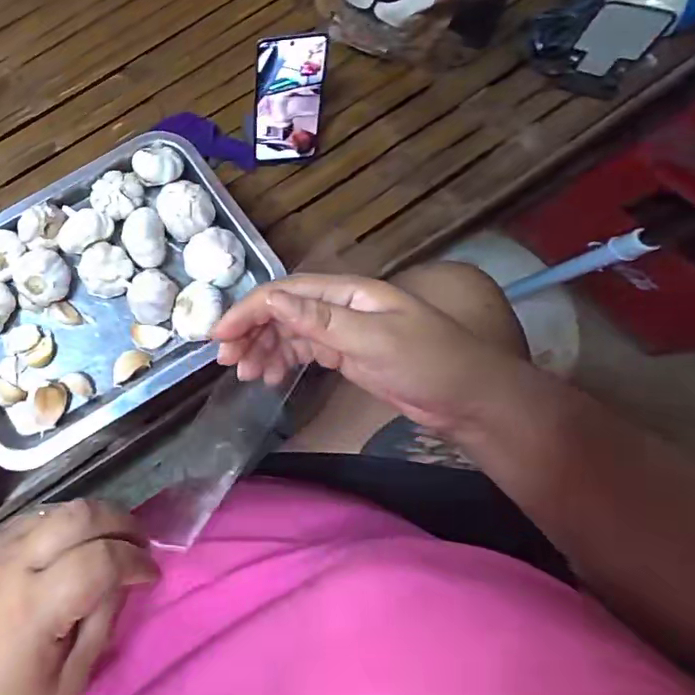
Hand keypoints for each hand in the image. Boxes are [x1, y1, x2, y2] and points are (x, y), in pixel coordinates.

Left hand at [0, 499, 158, 694]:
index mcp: (32, 606)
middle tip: (141, 542)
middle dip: (118, 521)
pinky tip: (75, 545)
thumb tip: (127, 575)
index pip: (98, 558)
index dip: (134, 559)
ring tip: (114, 540)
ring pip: (55, 508)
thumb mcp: (70, 680)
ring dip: (91, 518)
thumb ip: (101, 620)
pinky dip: (61, 523)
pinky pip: (32, 518)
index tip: (153, 573)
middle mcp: (10, 563)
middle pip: (77, 515)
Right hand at [212, 273, 532, 432]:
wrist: (475, 402)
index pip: (284, 293)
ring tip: (244, 375)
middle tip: (226, 361)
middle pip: (280, 310)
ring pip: (287, 332)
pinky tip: (269, 377)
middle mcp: (338, 305)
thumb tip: (271, 298)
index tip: (219, 335)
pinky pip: (302, 351)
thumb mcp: (373, 341)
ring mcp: (341, 329)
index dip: (248, 310)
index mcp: (346, 292)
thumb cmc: (429, 363)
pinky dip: (282, 361)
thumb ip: (319, 320)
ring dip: (262, 349)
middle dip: (250, 332)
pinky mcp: (346, 353)